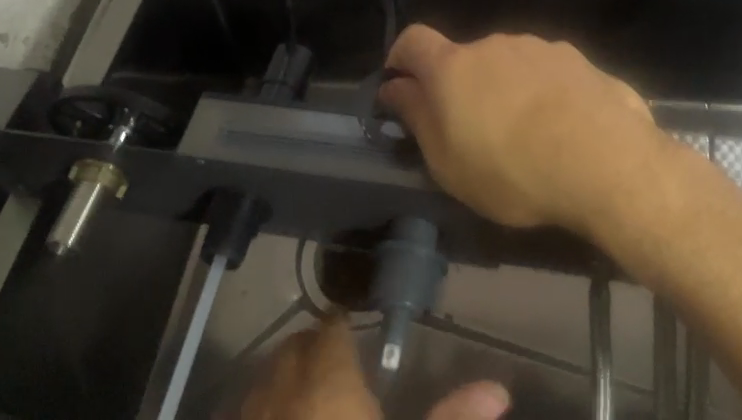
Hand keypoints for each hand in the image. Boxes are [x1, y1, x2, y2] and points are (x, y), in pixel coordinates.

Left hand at [238, 315, 509, 419]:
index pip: (329, 333)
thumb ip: (450, 419)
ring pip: (263, 383)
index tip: (351, 332)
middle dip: (312, 350)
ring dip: (284, 382)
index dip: (340, 330)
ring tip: (309, 398)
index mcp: (330, 385)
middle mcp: (282, 391)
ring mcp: (250, 418)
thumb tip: (497, 390)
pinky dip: (262, 413)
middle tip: (336, 363)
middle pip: (292, 352)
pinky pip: (244, 415)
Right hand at [378, 26, 660, 233]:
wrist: (607, 163)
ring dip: (510, 91)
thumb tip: (395, 88)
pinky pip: (552, 77)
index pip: (413, 41)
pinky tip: (566, 134)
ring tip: (528, 139)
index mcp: (454, 66)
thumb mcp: (448, 163)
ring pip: (512, 66)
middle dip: (464, 88)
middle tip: (474, 133)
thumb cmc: (512, 171)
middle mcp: (495, 45)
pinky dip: (549, 98)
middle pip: (467, 58)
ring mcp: (542, 49)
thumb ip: (417, 118)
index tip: (400, 84)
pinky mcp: (582, 62)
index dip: (401, 59)